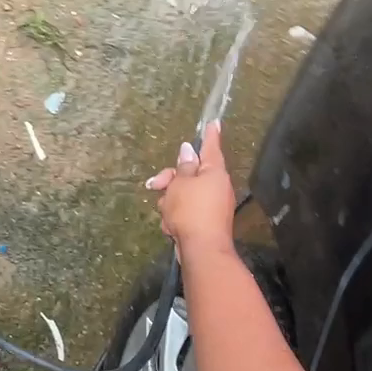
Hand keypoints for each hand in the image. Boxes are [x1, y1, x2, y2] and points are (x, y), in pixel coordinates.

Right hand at [146, 119, 236, 253]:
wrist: (201, 249)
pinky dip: (176, 214)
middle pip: (190, 172)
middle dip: (170, 179)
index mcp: (214, 172)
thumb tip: (188, 150)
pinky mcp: (205, 220)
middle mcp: (217, 186)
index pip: (210, 147)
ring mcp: (212, 204)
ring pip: (184, 192)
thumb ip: (183, 167)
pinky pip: (186, 209)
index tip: (215, 121)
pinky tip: (171, 226)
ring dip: (170, 199)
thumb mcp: (180, 184)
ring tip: (165, 213)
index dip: (210, 134)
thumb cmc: (190, 210)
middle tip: (154, 185)